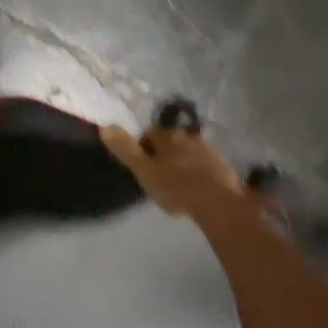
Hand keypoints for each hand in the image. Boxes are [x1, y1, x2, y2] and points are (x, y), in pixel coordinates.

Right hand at [100, 123, 245, 218]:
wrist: (217, 201)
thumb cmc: (175, 186)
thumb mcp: (143, 170)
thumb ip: (125, 149)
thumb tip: (105, 126)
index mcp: (167, 136)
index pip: (149, 132)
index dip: (143, 147)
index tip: (141, 165)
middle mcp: (187, 135)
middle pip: (170, 140)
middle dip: (163, 153)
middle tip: (158, 176)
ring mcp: (207, 149)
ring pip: (188, 151)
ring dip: (181, 162)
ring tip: (176, 184)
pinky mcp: (222, 164)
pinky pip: (203, 164)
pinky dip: (197, 172)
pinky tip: (195, 188)